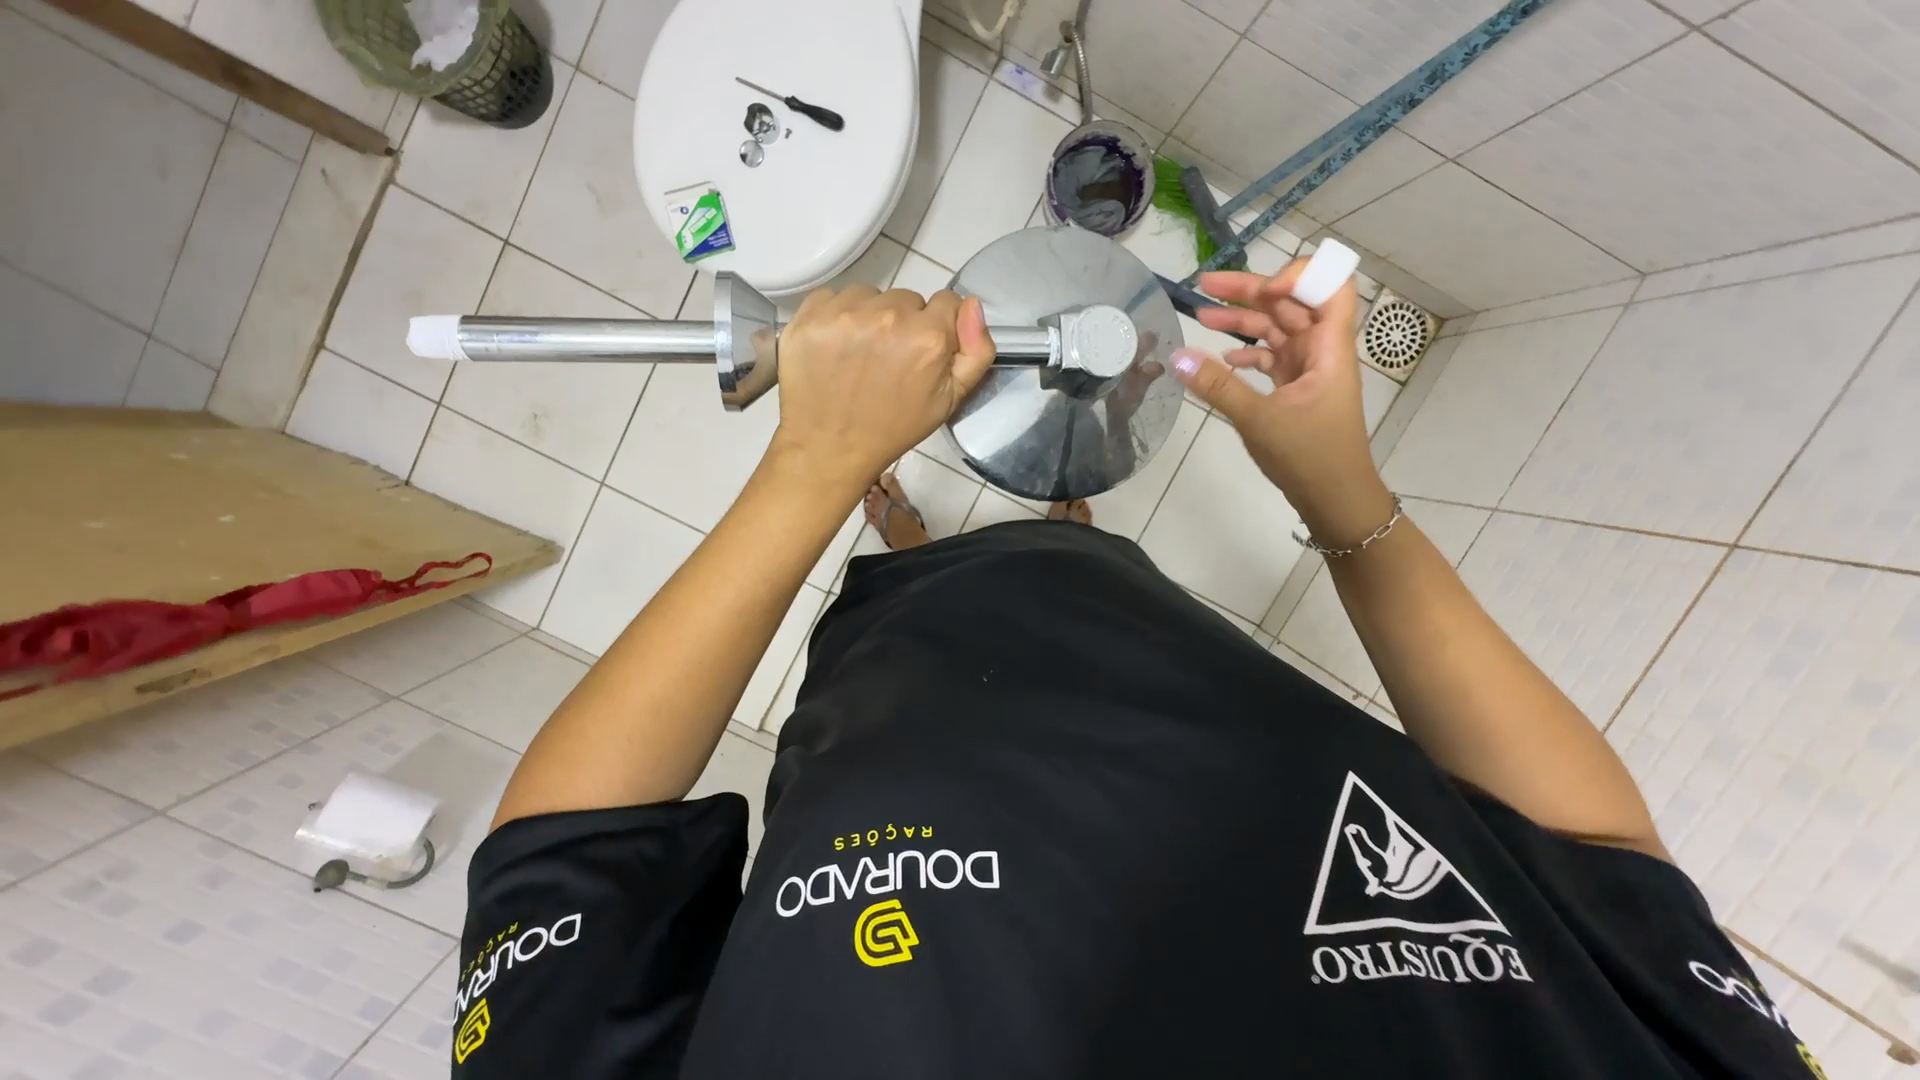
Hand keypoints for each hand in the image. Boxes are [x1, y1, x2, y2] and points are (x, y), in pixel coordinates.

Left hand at [769, 285, 996, 491]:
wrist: (829, 447)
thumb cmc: (893, 428)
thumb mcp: (949, 400)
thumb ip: (976, 351)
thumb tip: (972, 305)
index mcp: (927, 337)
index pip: (947, 302)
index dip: (939, 327)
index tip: (922, 352)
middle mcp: (888, 316)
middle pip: (907, 299)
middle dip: (903, 324)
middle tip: (888, 361)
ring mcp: (845, 313)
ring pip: (870, 295)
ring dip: (869, 317)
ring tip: (859, 355)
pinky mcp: (811, 314)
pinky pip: (833, 296)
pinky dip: (836, 316)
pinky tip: (835, 348)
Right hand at [1175, 258, 1391, 546]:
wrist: (1335, 499)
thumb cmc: (1309, 456)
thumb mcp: (1259, 419)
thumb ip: (1217, 386)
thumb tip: (1176, 357)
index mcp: (1328, 348)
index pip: (1329, 287)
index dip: (1298, 276)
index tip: (1259, 287)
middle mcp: (1321, 350)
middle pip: (1291, 304)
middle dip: (1250, 292)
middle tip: (1204, 288)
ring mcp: (1309, 370)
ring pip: (1277, 331)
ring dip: (1243, 322)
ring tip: (1202, 316)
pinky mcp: (1297, 390)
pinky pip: (1272, 359)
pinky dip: (1249, 354)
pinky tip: (1222, 359)